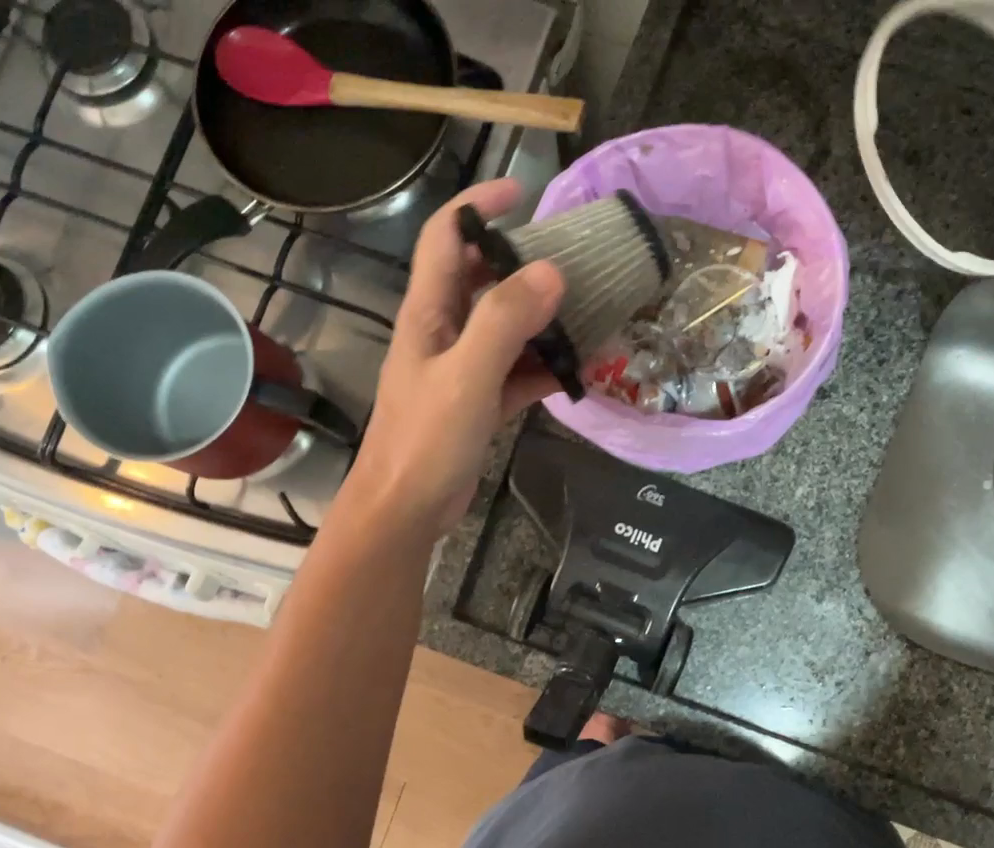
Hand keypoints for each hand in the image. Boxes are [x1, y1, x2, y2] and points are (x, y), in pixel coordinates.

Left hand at [348, 178, 564, 531]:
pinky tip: (576, 372)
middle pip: (481, 279)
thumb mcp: (467, 375)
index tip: (523, 192)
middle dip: (523, 263)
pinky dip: (543, 369)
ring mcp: (460, 370)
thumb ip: (504, 320)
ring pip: (504, 328)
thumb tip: (552, 271)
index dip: (479, 205)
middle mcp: (442, 332)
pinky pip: (515, 373)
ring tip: (588, 314)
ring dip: (541, 320)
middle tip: (573, 260)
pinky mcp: (476, 404)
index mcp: (429, 312)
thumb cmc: (426, 439)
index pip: (447, 236)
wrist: (405, 510)